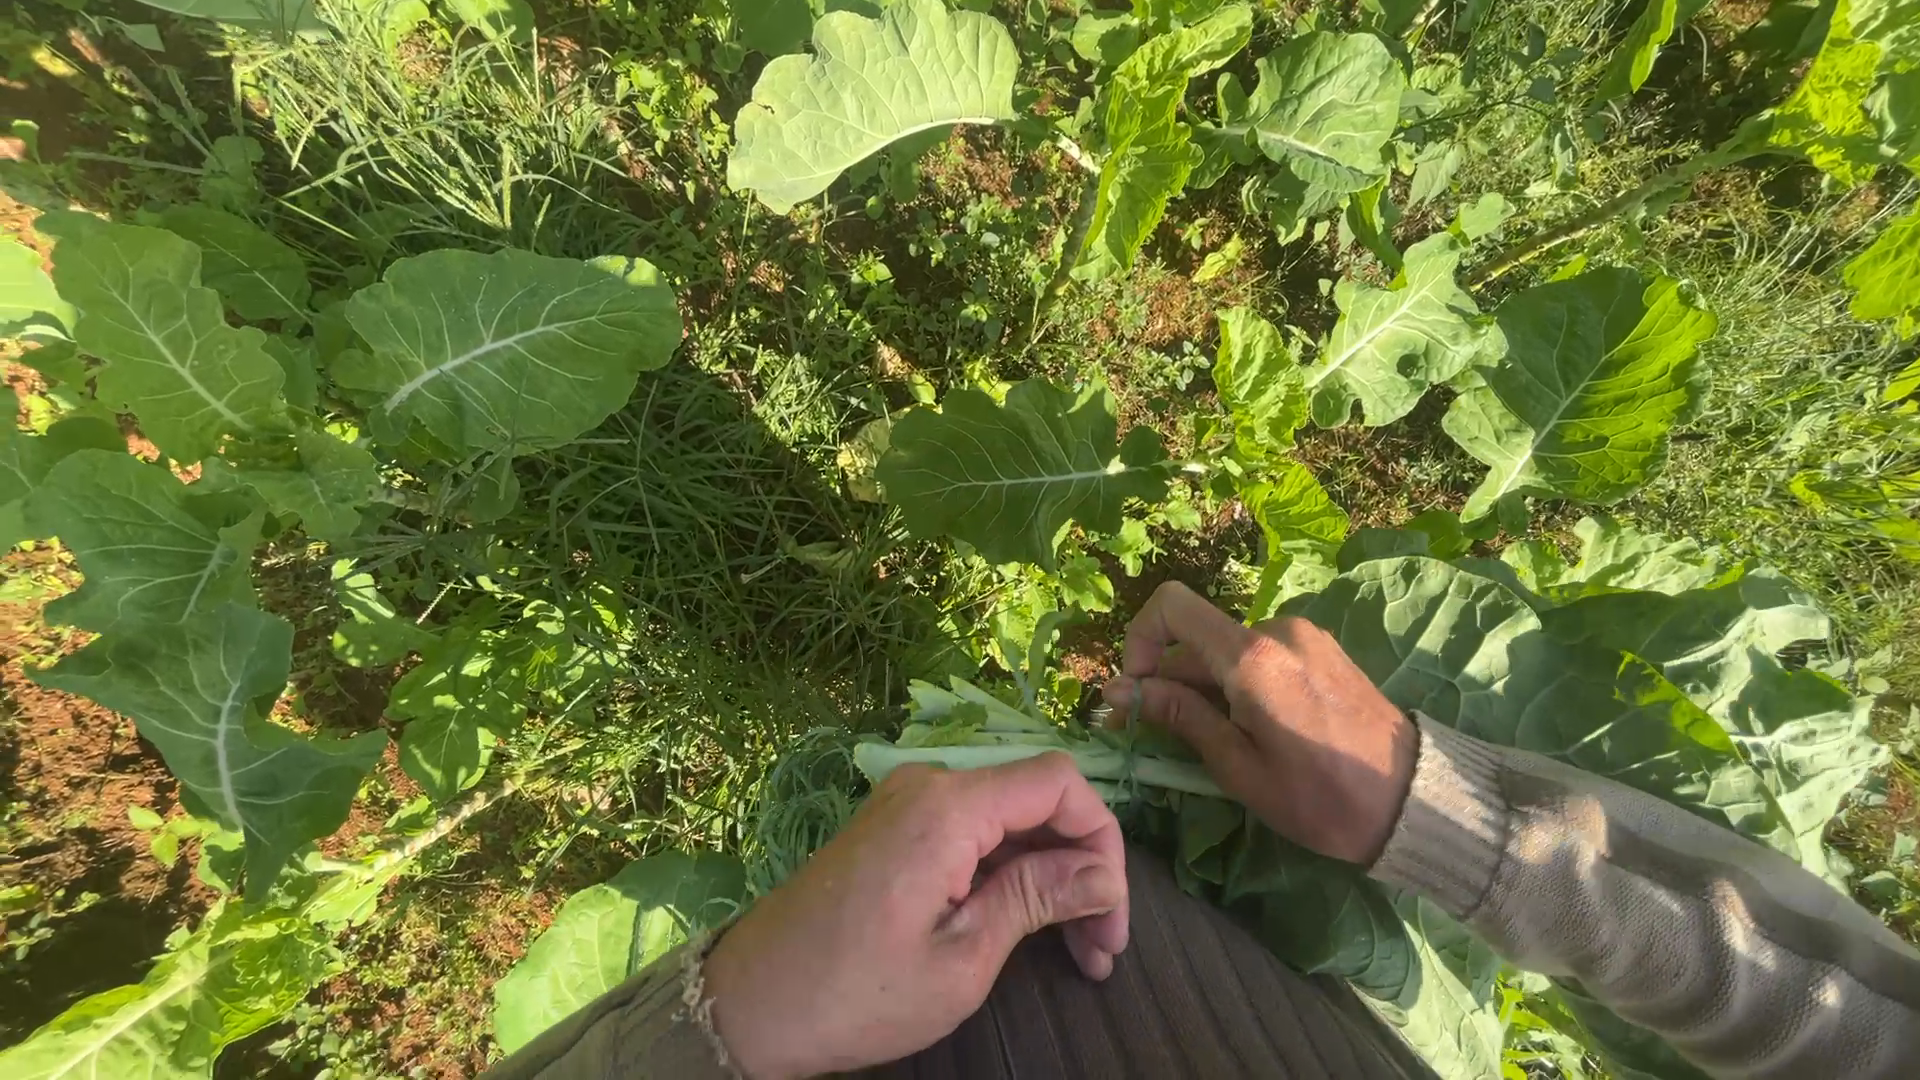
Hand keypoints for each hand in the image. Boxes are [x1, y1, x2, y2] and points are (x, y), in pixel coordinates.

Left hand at [703, 753, 1128, 1079]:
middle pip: (1036, 798)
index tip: (1111, 912)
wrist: (753, 999)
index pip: (1058, 781)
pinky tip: (1025, 920)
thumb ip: (1037, 897)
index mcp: (948, 804)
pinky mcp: (900, 822)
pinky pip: (974, 829)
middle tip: (1101, 948)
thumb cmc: (858, 990)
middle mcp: (932, 782)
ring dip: (1049, 873)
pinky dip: (1008, 869)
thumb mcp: (962, 956)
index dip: (1100, 836)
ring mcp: (911, 799)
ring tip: (1076, 950)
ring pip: (1009, 817)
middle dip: (1080, 864)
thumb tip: (1103, 873)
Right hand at [1102, 581, 1416, 864]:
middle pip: (1195, 640)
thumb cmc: (1323, 799)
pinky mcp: (1319, 647)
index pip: (1170, 606)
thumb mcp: (1239, 768)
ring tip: (1216, 741)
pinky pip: (1257, 654)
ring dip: (1203, 687)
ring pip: (1224, 650)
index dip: (1139, 639)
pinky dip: (1235, 682)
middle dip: (1167, 682)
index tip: (1138, 690)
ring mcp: (1301, 635)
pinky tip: (1252, 726)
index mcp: (1252, 657)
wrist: (1421, 805)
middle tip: (1154, 735)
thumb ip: (1178, 717)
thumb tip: (1118, 690)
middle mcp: (1275, 629)